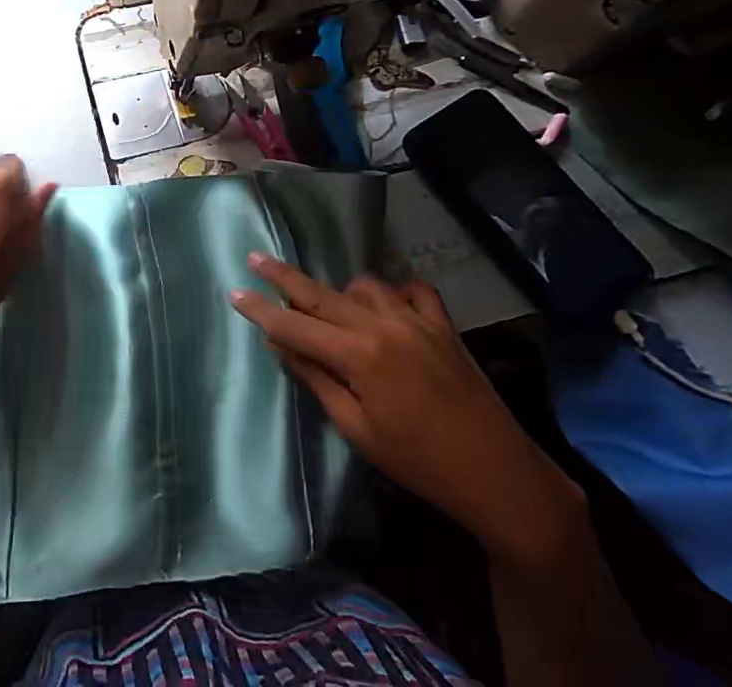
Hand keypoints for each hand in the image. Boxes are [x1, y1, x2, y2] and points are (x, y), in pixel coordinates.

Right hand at [231, 254, 586, 565]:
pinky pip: (413, 291)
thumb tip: (282, 346)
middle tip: (256, 259)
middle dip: (285, 278)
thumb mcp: (357, 429)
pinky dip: (393, 293)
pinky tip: (387, 307)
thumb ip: (317, 380)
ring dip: (340, 293)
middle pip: (323, 295)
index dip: (262, 311)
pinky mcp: (444, 325)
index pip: (297, 326)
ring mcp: (418, 320)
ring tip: (328, 310)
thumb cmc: (417, 461)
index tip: (235, 292)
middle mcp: (385, 325)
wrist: (496, 472)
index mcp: (359, 355)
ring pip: (366, 287)